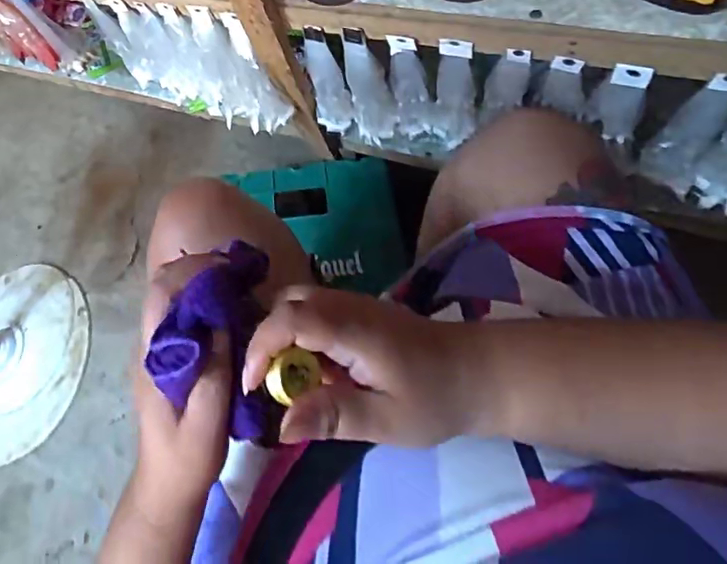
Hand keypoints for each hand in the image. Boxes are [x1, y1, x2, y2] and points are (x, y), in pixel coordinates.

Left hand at [128, 255, 234, 513]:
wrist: (167, 486)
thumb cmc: (187, 457)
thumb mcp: (208, 423)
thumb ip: (214, 373)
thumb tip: (222, 320)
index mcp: (154, 353)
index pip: (161, 291)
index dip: (191, 269)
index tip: (227, 267)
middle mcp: (151, 341)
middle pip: (165, 283)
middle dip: (199, 266)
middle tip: (238, 270)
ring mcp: (158, 345)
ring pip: (174, 293)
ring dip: (203, 279)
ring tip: (239, 281)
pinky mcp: (171, 352)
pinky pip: (185, 310)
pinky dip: (206, 297)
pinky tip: (232, 306)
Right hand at [243, 285, 475, 447]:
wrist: (475, 371)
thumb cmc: (432, 399)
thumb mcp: (385, 421)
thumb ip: (332, 416)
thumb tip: (280, 424)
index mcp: (352, 329)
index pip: (291, 319)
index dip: (261, 346)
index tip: (251, 384)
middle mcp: (345, 304)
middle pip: (287, 301)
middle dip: (266, 338)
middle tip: (266, 382)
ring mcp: (351, 301)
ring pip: (298, 301)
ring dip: (282, 336)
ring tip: (289, 379)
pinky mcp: (355, 307)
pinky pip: (313, 309)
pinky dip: (299, 334)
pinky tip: (315, 369)